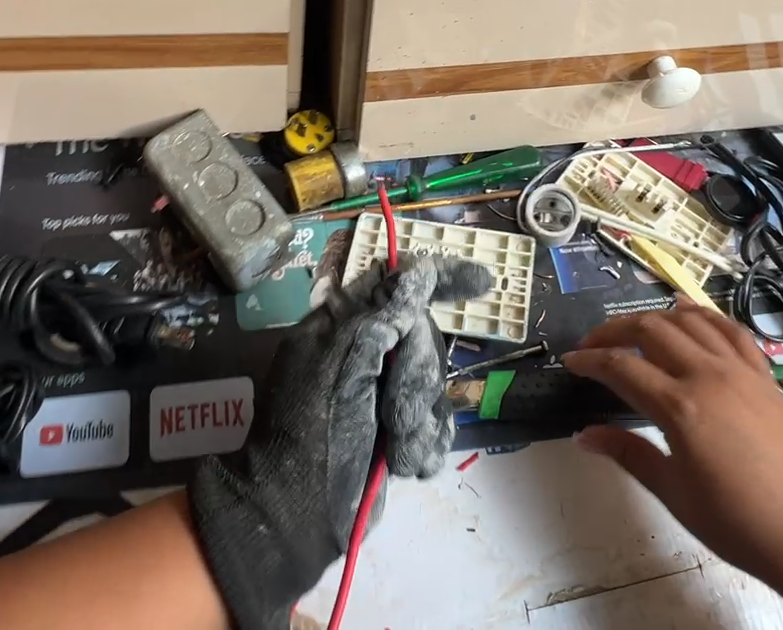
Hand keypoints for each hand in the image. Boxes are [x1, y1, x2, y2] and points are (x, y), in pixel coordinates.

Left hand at [189, 252, 492, 629]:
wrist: (299, 512)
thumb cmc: (313, 428)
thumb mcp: (343, 360)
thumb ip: (382, 314)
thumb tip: (420, 271)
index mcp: (345, 324)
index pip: (397, 282)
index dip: (442, 277)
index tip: (483, 281)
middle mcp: (368, 351)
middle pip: (424, 338)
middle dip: (417, 379)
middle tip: (396, 415)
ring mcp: (384, 392)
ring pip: (434, 384)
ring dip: (420, 421)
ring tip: (395, 448)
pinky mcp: (399, 431)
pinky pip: (437, 422)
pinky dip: (426, 444)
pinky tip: (407, 463)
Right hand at [562, 305, 782, 628]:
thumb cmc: (745, 528)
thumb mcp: (677, 496)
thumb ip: (629, 456)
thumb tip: (583, 436)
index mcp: (680, 406)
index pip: (622, 366)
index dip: (590, 361)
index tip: (570, 363)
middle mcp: (709, 375)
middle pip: (651, 329)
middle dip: (614, 330)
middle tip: (593, 346)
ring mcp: (743, 372)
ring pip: (689, 321)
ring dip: (655, 317)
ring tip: (633, 330)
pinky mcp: (768, 378)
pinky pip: (730, 331)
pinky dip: (704, 316)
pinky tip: (690, 317)